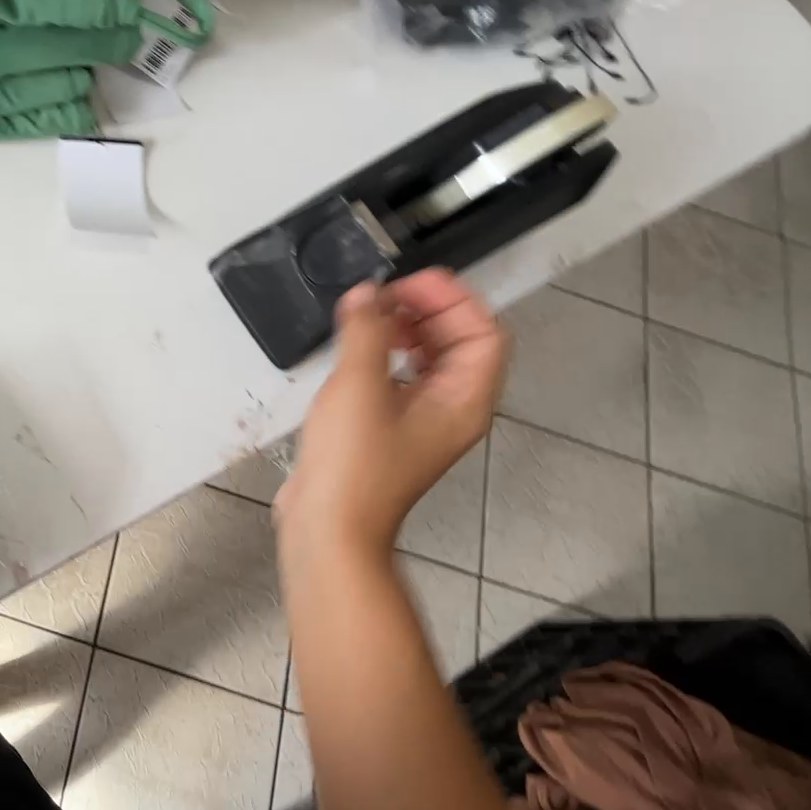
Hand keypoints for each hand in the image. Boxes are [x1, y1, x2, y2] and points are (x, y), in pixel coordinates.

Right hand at [276, 270, 506, 562]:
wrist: (328, 526)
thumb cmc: (353, 463)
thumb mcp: (358, 386)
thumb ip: (365, 332)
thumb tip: (366, 295)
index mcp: (464, 399)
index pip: (482, 333)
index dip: (451, 300)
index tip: (406, 283)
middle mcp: (452, 411)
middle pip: (458, 345)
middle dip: (426, 312)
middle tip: (383, 295)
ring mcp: (419, 425)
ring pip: (428, 364)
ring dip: (404, 334)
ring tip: (367, 318)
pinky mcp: (387, 435)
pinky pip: (399, 383)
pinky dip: (383, 360)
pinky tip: (354, 355)